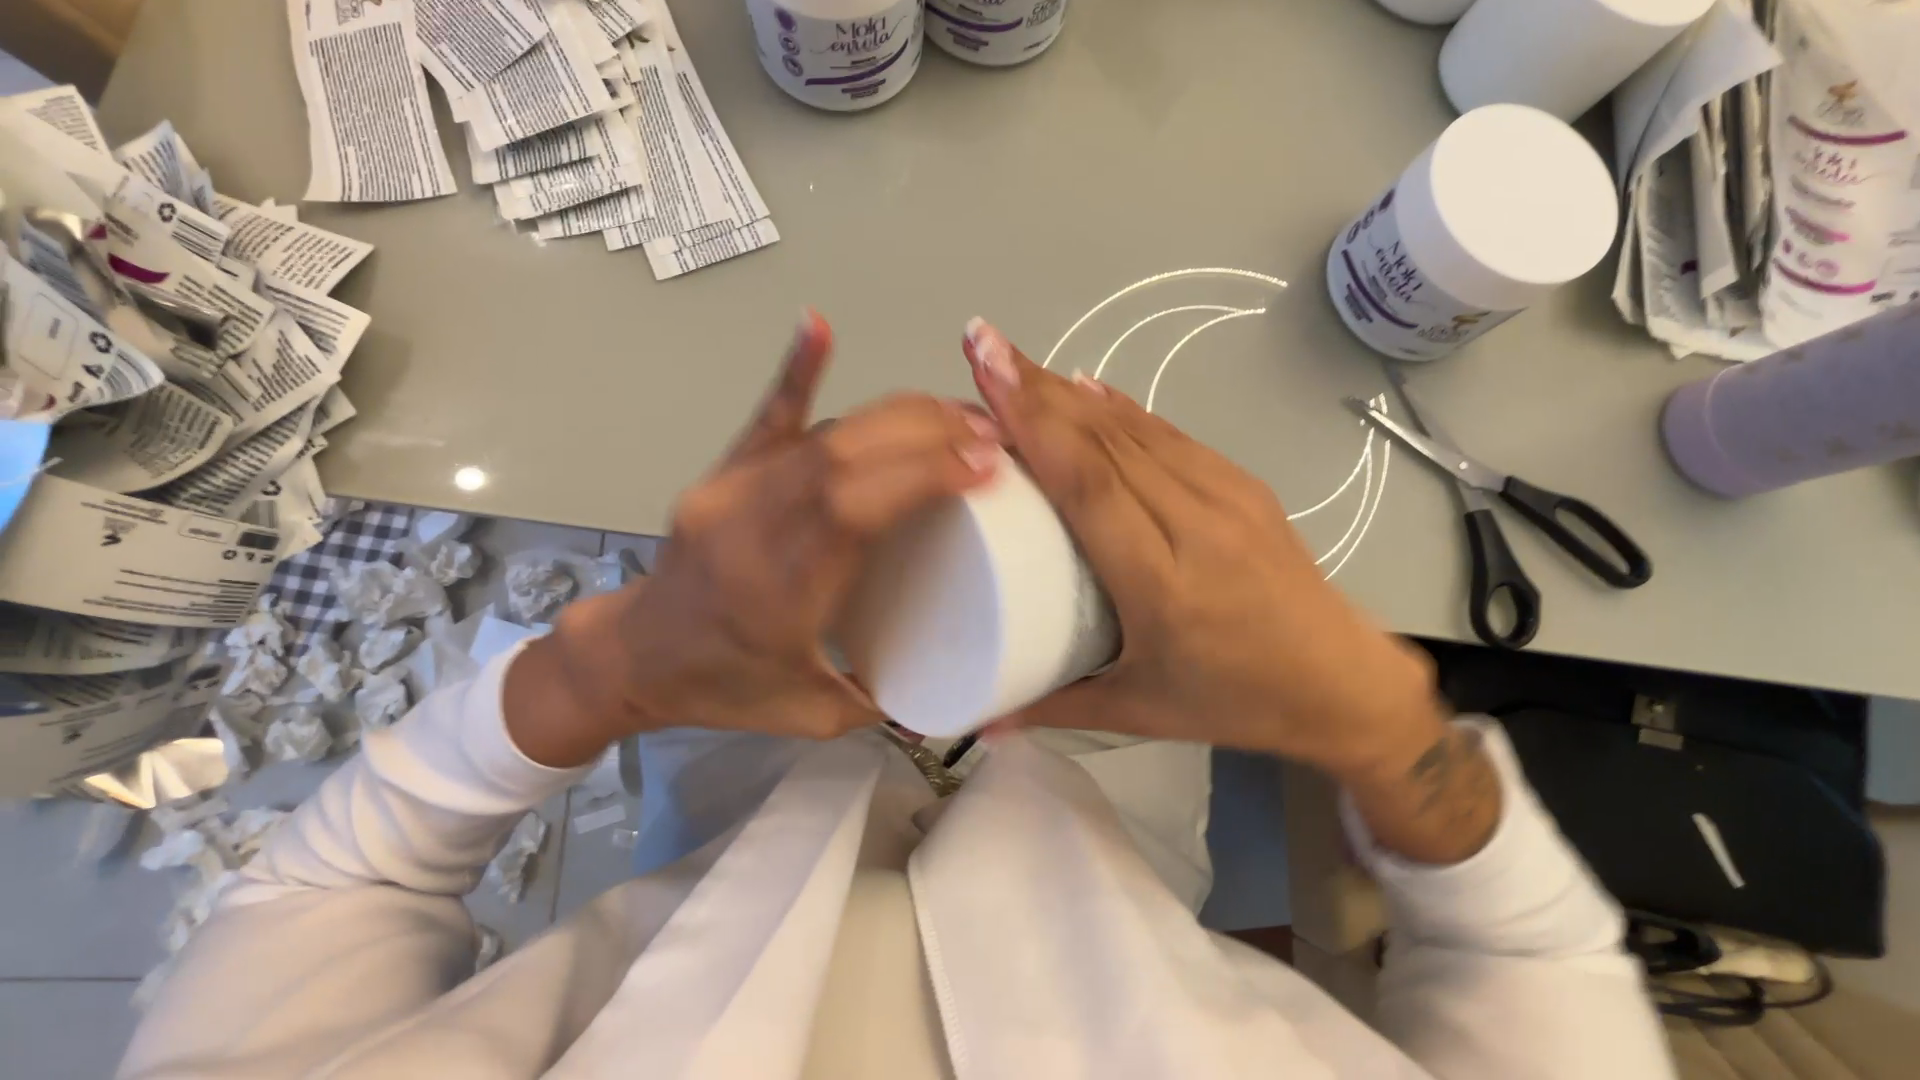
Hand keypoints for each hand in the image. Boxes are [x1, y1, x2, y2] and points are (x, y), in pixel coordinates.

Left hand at [505, 312, 1001, 767]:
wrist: (631, 656)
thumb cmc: (723, 688)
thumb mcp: (811, 714)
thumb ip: (885, 700)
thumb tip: (956, 688)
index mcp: (778, 588)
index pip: (853, 508)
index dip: (922, 474)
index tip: (985, 464)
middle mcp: (753, 525)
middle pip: (844, 455)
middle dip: (926, 432)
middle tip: (990, 432)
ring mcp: (733, 489)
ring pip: (822, 433)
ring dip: (897, 415)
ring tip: (956, 413)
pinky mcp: (725, 471)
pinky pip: (767, 416)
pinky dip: (798, 370)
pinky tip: (819, 324)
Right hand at [962, 317, 1496, 861]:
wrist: (1343, 683)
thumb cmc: (1234, 700)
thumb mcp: (1138, 712)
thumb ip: (1051, 708)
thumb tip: (974, 722)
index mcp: (1161, 582)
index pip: (1088, 481)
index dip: (1034, 420)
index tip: (986, 369)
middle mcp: (1194, 522)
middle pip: (1104, 440)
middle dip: (1035, 388)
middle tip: (980, 347)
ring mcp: (1225, 495)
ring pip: (1135, 429)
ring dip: (1070, 392)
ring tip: (1015, 365)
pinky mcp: (1243, 485)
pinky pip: (1170, 435)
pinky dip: (1121, 408)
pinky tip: (1085, 388)